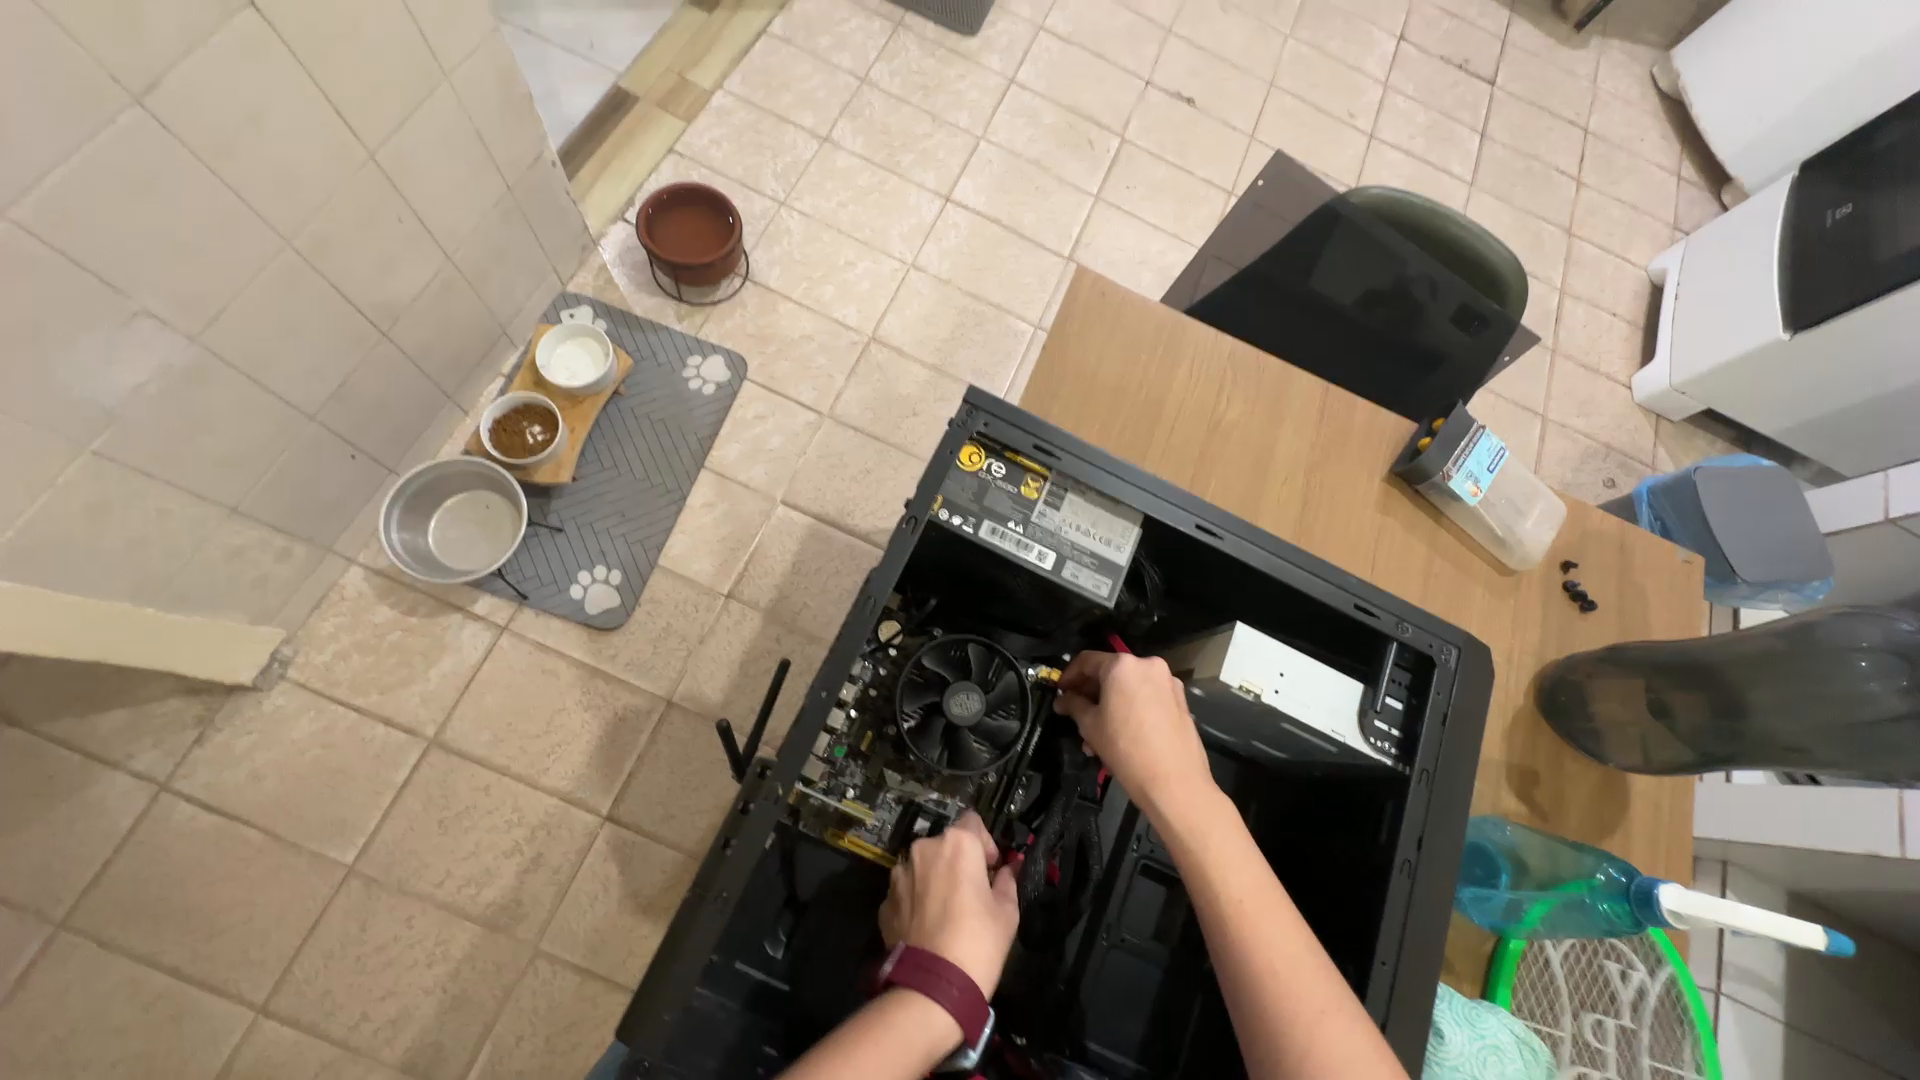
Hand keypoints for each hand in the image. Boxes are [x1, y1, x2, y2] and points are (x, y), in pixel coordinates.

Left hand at [878, 811, 1019, 995]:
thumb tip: (1009, 869)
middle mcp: (923, 849)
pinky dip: (917, 900)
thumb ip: (1007, 881)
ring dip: (935, 878)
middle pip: (946, 844)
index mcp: (957, 844)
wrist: (932, 986)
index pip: (973, 822)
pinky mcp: (885, 899)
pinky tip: (928, 927)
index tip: (991, 869)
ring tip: (946, 911)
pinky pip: (907, 890)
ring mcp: (899, 873)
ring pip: (923, 866)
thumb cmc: (978, 942)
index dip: (985, 844)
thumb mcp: (1007, 911)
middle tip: (971, 892)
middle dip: (959, 861)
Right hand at [1052, 651, 1214, 816]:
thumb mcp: (1090, 725)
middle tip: (1075, 714)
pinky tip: (1121, 734)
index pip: (1086, 660)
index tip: (1059, 692)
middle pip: (1110, 673)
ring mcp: (1168, 683)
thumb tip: (1063, 699)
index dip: (1068, 676)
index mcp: (1123, 665)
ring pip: (1129, 688)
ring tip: (1096, 734)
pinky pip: (1147, 698)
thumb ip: (1073, 705)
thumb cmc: (1125, 748)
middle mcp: (1148, 665)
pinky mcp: (1180, 701)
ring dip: (1110, 705)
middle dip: (1090, 693)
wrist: (1174, 781)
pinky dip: (1130, 709)